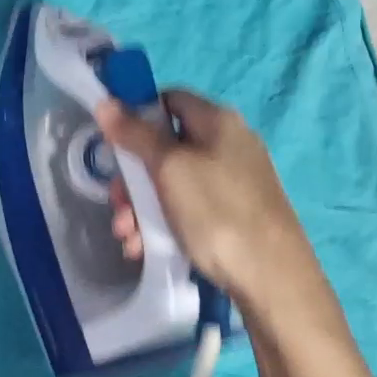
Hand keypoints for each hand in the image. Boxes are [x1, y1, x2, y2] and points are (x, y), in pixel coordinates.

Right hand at [95, 91, 310, 302]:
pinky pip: (185, 209)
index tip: (114, 144)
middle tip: (117, 203)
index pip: (169, 100)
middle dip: (132, 178)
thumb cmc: (217, 212)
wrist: (270, 276)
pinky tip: (145, 248)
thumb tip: (106, 103)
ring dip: (140, 208)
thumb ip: (135, 135)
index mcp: (218, 121)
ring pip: (170, 184)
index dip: (137, 116)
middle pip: (164, 147)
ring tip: (128, 236)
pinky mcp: (231, 215)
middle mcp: (228, 145)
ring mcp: (231, 182)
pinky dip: (161, 224)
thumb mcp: (169, 168)